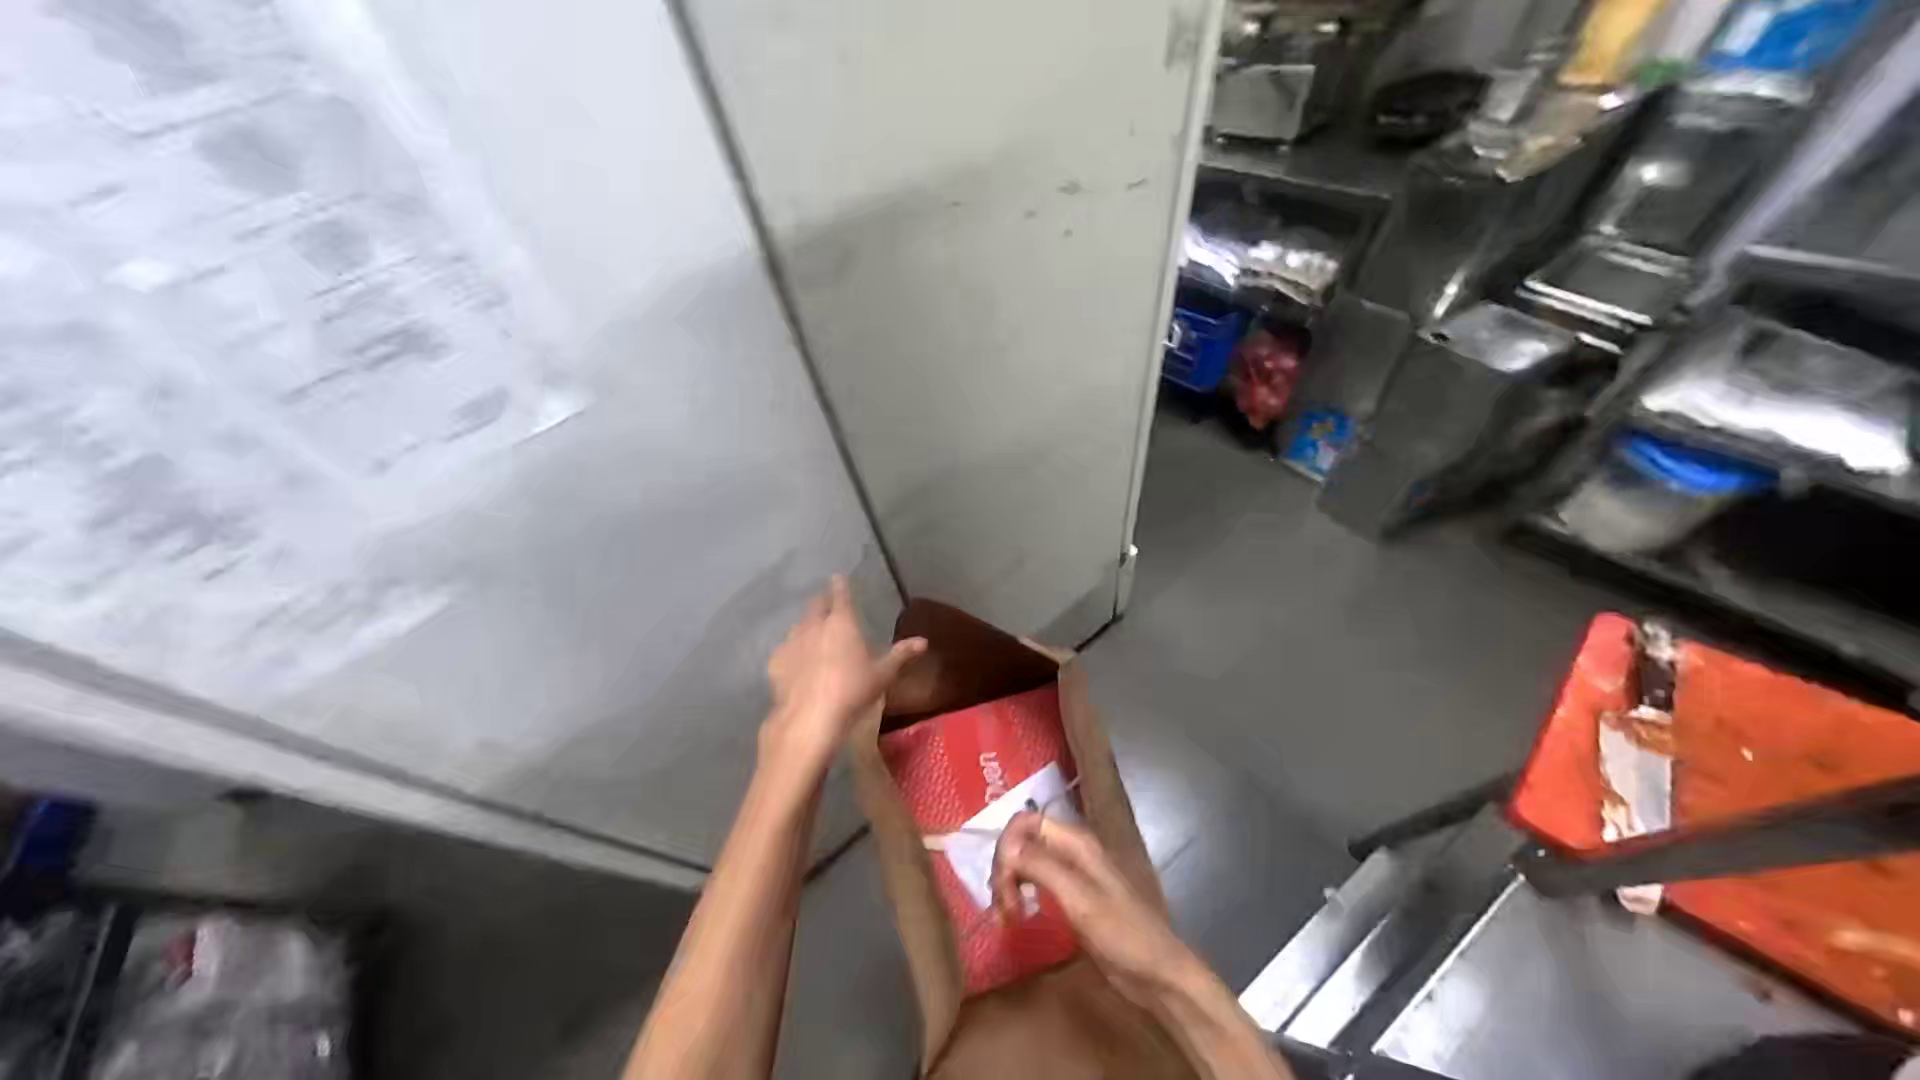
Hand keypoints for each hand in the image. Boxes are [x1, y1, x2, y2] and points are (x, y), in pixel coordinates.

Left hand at [761, 575, 925, 779]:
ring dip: (806, 627)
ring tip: (813, 637)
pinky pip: (785, 650)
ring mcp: (791, 642)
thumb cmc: (852, 691)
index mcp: (841, 623)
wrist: (810, 717)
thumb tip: (923, 641)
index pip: (840, 595)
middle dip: (822, 603)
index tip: (838, 577)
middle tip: (828, 607)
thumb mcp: (882, 674)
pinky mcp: (775, 662)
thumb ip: (901, 655)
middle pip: (815, 605)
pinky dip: (792, 652)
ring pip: (798, 626)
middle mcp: (813, 625)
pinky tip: (796, 665)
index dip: (840, 585)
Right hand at [991, 811, 1204, 1010]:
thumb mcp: (1079, 899)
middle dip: (1005, 870)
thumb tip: (1007, 847)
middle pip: (1023, 842)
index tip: (1002, 882)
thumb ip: (1042, 866)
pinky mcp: (1070, 895)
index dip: (1007, 845)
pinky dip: (1019, 895)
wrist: (1158, 973)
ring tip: (1007, 918)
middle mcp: (1071, 849)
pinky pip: (1034, 882)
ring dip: (1009, 884)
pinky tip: (1017, 916)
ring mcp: (1071, 872)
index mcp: (1076, 842)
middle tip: (1003, 909)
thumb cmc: (1123, 933)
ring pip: (1026, 862)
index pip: (1026, 822)